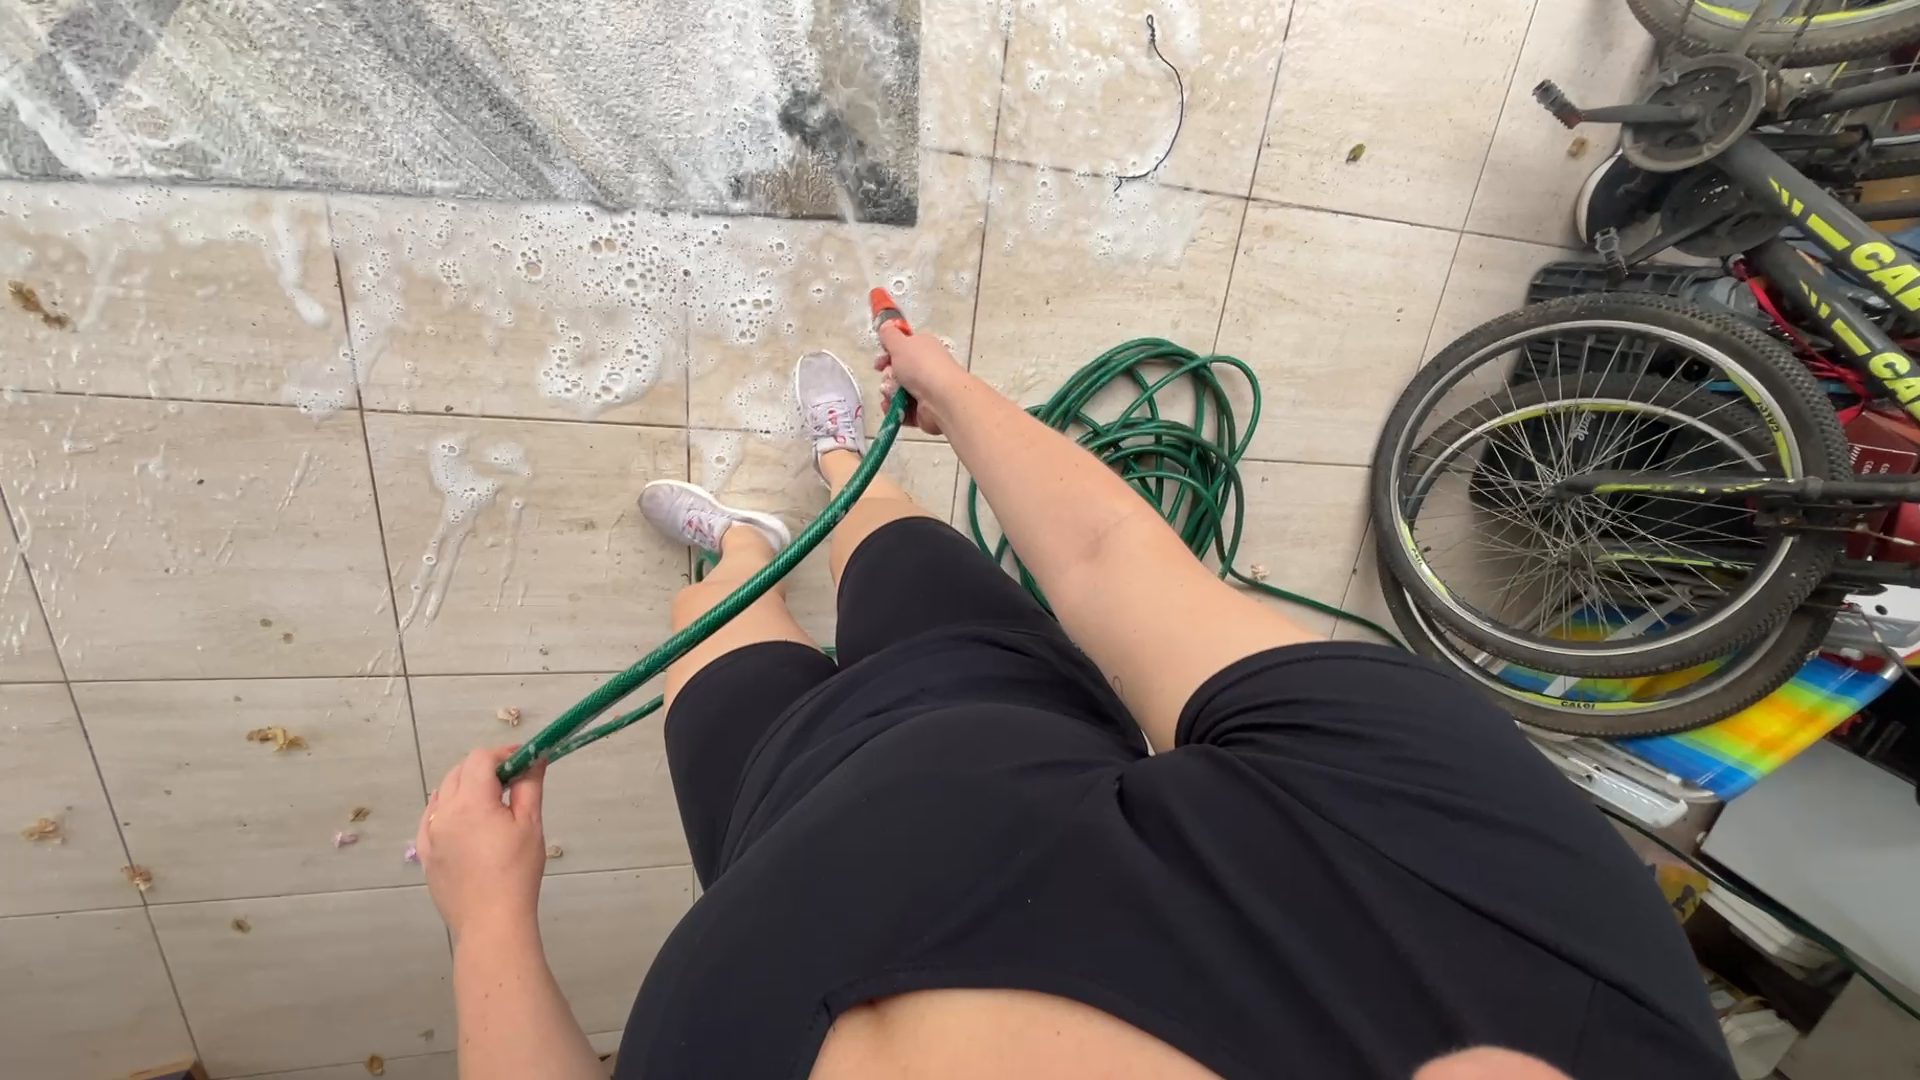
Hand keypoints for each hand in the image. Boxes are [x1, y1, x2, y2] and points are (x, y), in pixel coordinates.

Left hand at [416, 745, 547, 940]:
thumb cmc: (517, 869)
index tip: (525, 760)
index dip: (503, 753)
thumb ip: (530, 785)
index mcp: (471, 803)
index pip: (480, 759)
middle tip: (513, 778)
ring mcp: (428, 835)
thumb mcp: (530, 823)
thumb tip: (535, 758)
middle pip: (459, 772)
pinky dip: (448, 807)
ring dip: (466, 784)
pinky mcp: (424, 854)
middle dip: (485, 766)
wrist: (490, 920)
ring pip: (442, 792)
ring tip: (492, 800)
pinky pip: (430, 817)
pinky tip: (466, 819)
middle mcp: (443, 814)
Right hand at [875, 321, 963, 435]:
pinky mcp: (923, 411)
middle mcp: (925, 368)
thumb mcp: (900, 344)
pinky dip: (894, 409)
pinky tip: (892, 407)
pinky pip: (901, 410)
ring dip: (889, 393)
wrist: (941, 398)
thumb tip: (886, 324)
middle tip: (889, 379)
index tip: (879, 363)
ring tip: (893, 395)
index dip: (887, 355)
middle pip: (897, 372)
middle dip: (888, 376)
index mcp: (923, 348)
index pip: (902, 349)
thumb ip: (889, 335)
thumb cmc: (921, 366)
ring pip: (897, 391)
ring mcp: (925, 391)